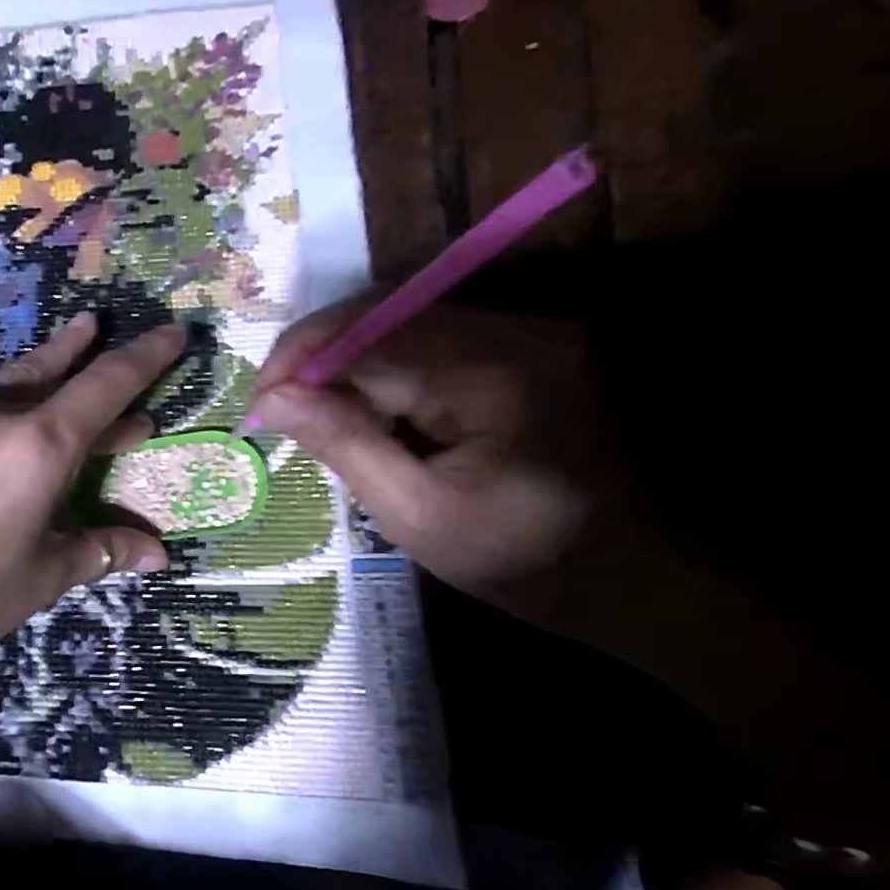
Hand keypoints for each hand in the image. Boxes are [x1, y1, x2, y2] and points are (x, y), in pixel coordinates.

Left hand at [0, 306, 181, 703]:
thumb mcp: (44, 577)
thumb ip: (102, 550)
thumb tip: (157, 556)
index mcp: (41, 448)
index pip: (107, 387)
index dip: (146, 359)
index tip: (173, 334)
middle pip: (61, 378)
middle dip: (101, 366)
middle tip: (128, 357)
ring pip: (10, 376)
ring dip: (48, 359)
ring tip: (78, 332)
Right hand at [250, 300, 624, 620]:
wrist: (631, 577)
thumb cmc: (519, 557)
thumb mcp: (415, 513)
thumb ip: (343, 444)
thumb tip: (272, 398)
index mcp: (490, 373)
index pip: (370, 333)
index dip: (302, 357)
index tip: (259, 403)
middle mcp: (514, 331)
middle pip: (384, 313)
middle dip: (317, 352)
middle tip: (274, 403)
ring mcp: (526, 335)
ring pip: (402, 321)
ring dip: (344, 358)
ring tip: (307, 406)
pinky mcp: (525, 349)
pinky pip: (430, 340)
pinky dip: (381, 367)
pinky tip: (360, 405)